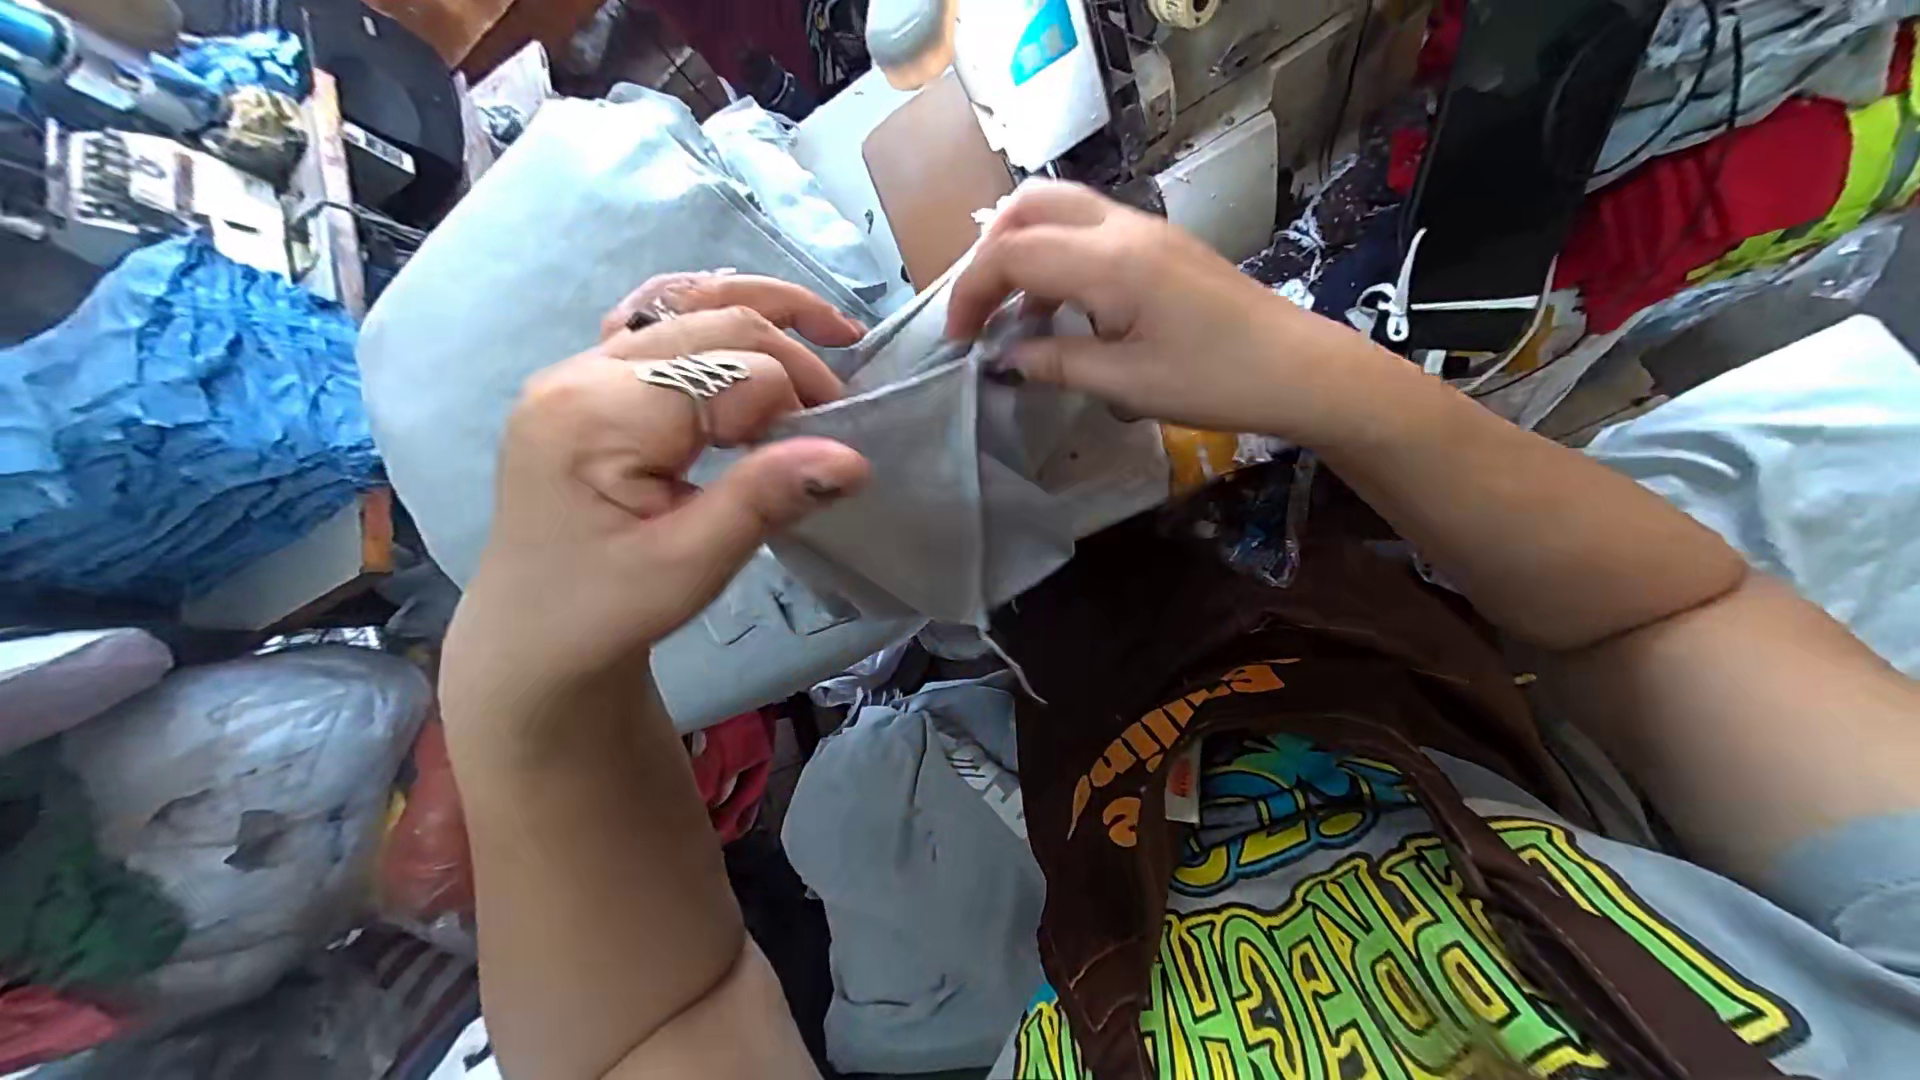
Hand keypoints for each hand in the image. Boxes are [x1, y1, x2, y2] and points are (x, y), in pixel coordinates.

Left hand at [441, 274, 871, 733]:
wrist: (535, 632)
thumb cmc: (606, 609)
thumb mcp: (691, 566)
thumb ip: (766, 499)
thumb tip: (852, 458)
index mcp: (599, 414)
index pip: (733, 374)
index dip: (795, 405)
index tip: (823, 456)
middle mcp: (582, 371)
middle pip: (717, 322)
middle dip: (793, 359)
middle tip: (838, 412)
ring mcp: (581, 369)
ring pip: (690, 304)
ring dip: (767, 313)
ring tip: (832, 331)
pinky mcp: (593, 383)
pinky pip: (663, 323)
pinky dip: (720, 320)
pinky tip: (757, 334)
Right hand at [946, 181, 1398, 444]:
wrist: (1297, 369)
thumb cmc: (1212, 381)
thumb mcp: (1125, 384)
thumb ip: (1054, 363)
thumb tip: (1003, 358)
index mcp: (1110, 262)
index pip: (1012, 252)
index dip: (971, 292)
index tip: (958, 339)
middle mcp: (1122, 228)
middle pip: (1029, 205)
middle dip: (988, 254)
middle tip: (978, 310)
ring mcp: (1144, 230)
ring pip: (1058, 208)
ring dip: (1020, 249)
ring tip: (1009, 309)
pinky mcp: (1158, 245)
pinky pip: (1086, 229)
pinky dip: (1052, 256)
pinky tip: (1055, 306)